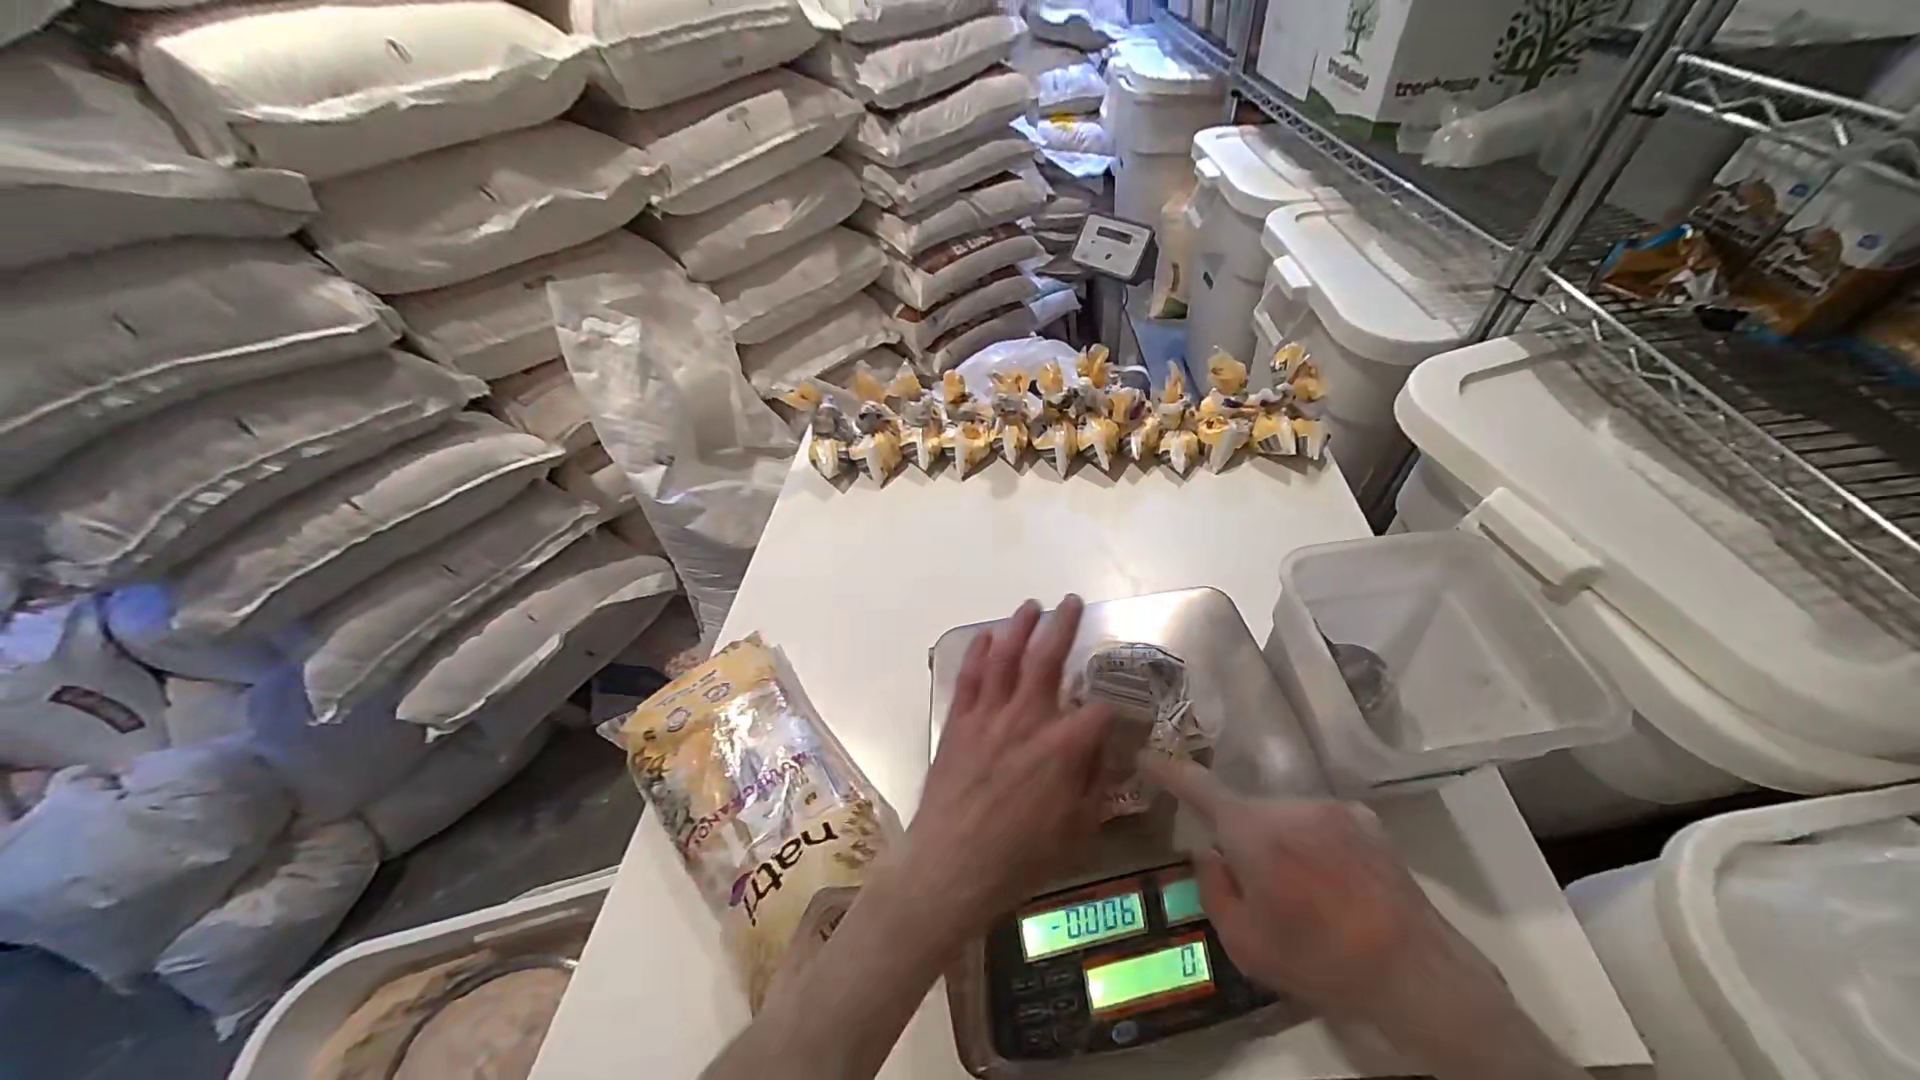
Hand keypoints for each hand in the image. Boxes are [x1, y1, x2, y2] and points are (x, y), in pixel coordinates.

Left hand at [905, 596, 1112, 934]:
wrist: (951, 865)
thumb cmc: (1020, 858)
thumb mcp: (1077, 833)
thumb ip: (1095, 786)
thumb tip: (1106, 755)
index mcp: (1064, 747)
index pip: (1100, 710)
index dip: (1116, 705)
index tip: (1121, 705)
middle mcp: (1028, 719)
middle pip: (1049, 660)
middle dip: (1063, 626)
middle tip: (1071, 602)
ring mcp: (989, 716)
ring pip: (1006, 658)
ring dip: (1020, 627)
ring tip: (1031, 606)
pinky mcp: (960, 723)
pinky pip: (970, 678)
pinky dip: (979, 653)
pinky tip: (987, 637)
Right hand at [1143, 757, 1462, 1019]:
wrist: (1418, 976)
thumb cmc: (1320, 961)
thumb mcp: (1245, 943)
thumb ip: (1213, 889)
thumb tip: (1206, 851)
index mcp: (1253, 831)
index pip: (1197, 787)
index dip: (1166, 770)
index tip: (1145, 754)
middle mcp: (1289, 806)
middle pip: (1246, 811)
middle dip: (1241, 838)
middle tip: (1258, 887)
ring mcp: (1332, 807)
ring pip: (1284, 817)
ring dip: (1280, 843)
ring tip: (1305, 893)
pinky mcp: (1366, 819)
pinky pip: (1319, 822)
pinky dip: (1314, 844)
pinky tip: (1336, 885)